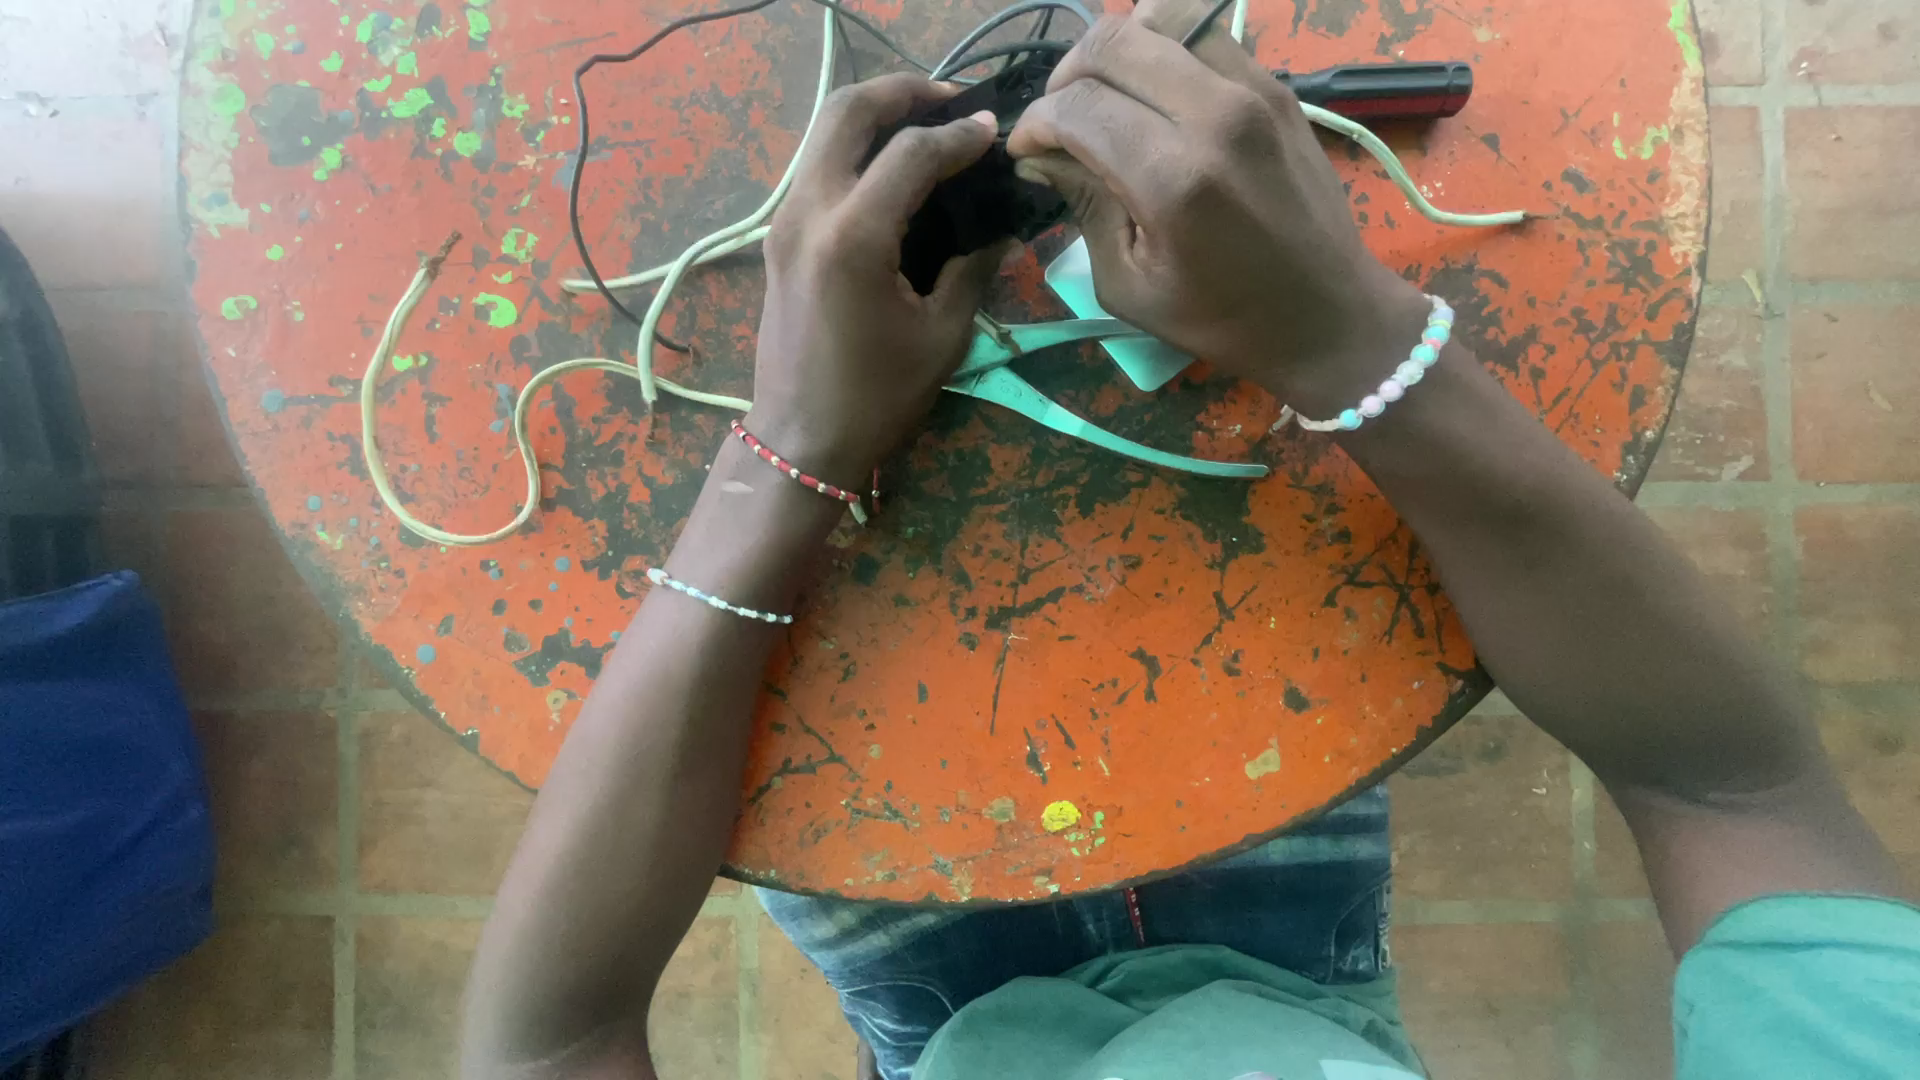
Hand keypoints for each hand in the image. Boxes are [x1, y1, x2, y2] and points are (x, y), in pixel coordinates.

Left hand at [747, 74, 1006, 485]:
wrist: (802, 440)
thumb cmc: (877, 399)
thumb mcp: (941, 338)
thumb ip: (972, 270)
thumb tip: (1000, 227)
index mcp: (854, 237)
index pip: (912, 153)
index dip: (959, 137)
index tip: (993, 133)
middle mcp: (809, 212)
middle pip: (848, 112)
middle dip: (903, 93)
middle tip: (950, 102)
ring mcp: (784, 222)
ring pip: (823, 134)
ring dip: (873, 117)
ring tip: (923, 129)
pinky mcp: (778, 240)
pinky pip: (815, 169)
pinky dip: (852, 151)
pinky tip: (888, 173)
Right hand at [1005, 2, 1430, 413]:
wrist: (1324, 314)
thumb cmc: (1218, 319)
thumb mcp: (1129, 286)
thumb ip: (1085, 209)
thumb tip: (1043, 158)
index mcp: (1173, 179)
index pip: (1079, 107)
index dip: (1035, 122)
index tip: (1025, 150)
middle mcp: (1215, 114)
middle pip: (1114, 42)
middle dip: (1066, 76)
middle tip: (1058, 121)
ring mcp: (1254, 88)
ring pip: (1162, 16)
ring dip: (1116, 53)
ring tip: (1103, 99)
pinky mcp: (1276, 84)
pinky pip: (1205, 32)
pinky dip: (1163, 50)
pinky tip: (1152, 96)